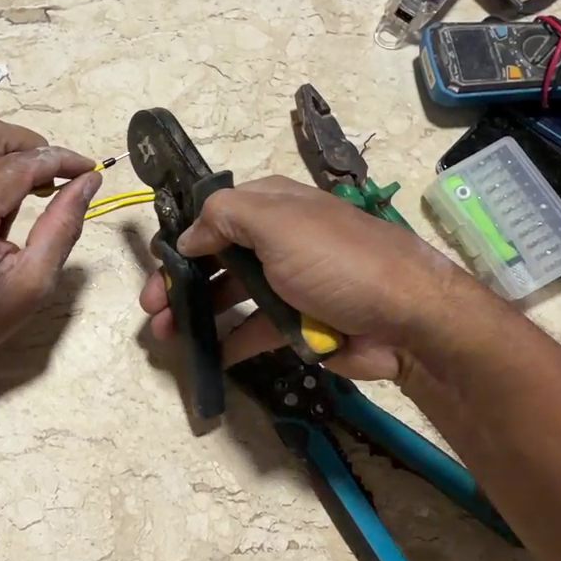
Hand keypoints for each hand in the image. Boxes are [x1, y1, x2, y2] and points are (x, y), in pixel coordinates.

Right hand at [138, 176, 474, 380]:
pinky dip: (229, 341)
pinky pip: (253, 329)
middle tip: (152, 307)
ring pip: (229, 296)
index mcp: (273, 205)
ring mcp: (287, 283)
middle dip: (181, 281)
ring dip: (196, 312)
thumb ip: (223, 217)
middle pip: (215, 257)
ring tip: (165, 334)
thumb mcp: (277, 222)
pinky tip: (207, 355)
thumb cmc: (338, 261)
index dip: (183, 237)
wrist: (408, 320)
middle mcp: (277, 240)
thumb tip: (188, 235)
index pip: (215, 214)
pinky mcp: (297, 322)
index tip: (158, 264)